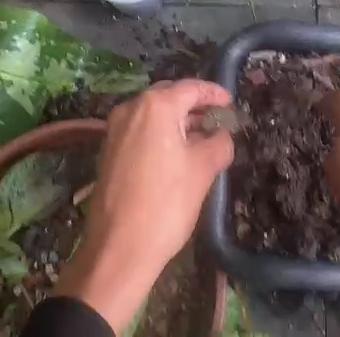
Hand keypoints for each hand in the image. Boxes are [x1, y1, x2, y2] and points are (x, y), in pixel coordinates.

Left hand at [54, 79, 235, 329]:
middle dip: (195, 106)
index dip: (214, 93)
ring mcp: (115, 130)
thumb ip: (219, 143)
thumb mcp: (203, 170)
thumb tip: (223, 135)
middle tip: (218, 118)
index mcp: (155, 106)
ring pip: (154, 115)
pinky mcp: (109, 151)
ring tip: (203, 137)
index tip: (231, 102)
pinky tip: (177, 153)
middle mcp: (131, 109)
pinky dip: (161, 134)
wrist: (118, 250)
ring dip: (178, 121)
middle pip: (170, 96)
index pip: (191, 88)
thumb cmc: (165, 204)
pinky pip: (141, 131)